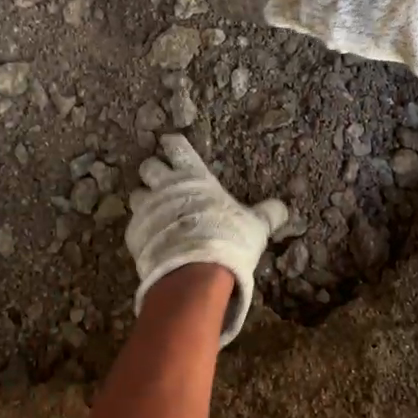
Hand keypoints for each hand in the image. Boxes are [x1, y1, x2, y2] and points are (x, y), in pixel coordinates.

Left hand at [126, 135, 287, 347]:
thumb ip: (265, 215)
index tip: (171, 145)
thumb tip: (283, 209)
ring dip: (144, 202)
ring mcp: (148, 209)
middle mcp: (166, 186)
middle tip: (163, 184)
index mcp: (194, 176)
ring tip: (155, 215)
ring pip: (137, 195)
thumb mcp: (254, 226)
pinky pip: (134, 226)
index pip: (177, 147)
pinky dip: (142, 231)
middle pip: (149, 167)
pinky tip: (153, 242)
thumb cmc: (228, 238)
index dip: (173, 145)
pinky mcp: (135, 234)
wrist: (196, 272)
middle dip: (153, 173)